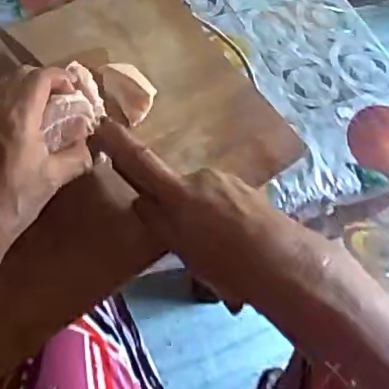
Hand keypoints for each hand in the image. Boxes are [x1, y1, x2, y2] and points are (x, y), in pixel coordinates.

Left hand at [0, 65, 96, 268]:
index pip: (40, 77)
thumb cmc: (16, 203)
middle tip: (59, 96)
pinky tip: (17, 127)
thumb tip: (89, 145)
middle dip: (42, 79)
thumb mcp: (53, 179)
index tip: (73, 88)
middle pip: (20, 75)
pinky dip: (7, 103)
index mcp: (19, 117)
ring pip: (3, 87)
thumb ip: (76, 156)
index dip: (60, 76)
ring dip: (23, 89)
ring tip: (39, 110)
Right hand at [93, 121, 343, 308]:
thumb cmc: (227, 261)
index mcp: (180, 190)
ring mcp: (230, 182)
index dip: (118, 143)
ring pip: (208, 203)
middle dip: (183, 213)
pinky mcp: (252, 194)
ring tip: (225, 265)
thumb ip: (158, 221)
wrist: (288, 265)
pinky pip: (230, 210)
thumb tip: (140, 201)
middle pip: (180, 190)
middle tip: (196, 251)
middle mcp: (202, 175)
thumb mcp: (183, 249)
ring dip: (210, 226)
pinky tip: (242, 260)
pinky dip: (230, 231)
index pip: (141, 161)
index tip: (100, 123)